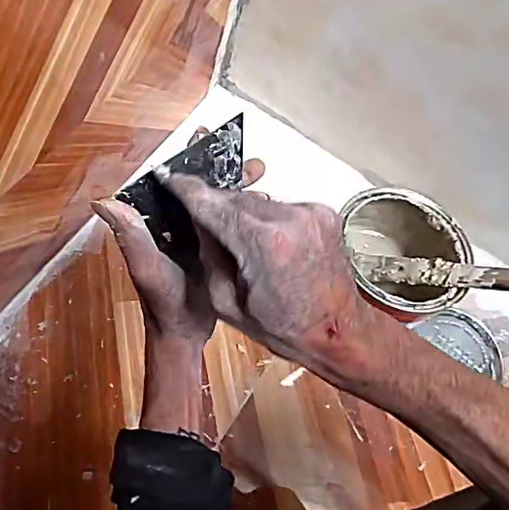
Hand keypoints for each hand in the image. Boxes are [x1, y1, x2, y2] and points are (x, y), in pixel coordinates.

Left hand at [91, 151, 266, 345]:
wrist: (185, 333)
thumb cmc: (161, 302)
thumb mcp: (146, 266)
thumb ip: (130, 234)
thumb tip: (102, 201)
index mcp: (154, 222)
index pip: (169, 182)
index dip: (186, 160)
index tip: (203, 138)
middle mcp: (174, 225)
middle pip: (197, 188)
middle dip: (220, 169)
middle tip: (243, 156)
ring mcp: (195, 237)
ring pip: (215, 203)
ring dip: (235, 187)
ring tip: (259, 173)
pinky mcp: (213, 249)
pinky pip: (227, 223)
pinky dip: (241, 212)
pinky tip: (262, 204)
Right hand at [161, 174, 384, 384]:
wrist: (337, 331)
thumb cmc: (287, 327)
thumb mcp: (226, 301)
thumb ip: (208, 254)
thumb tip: (198, 221)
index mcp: (263, 243)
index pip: (211, 202)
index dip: (185, 188)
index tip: (171, 178)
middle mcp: (291, 220)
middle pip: (234, 198)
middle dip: (214, 208)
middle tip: (202, 226)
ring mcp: (310, 214)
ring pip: (257, 201)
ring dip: (241, 215)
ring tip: (242, 246)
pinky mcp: (322, 213)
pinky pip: (280, 207)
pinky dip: (266, 220)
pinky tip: (266, 246)